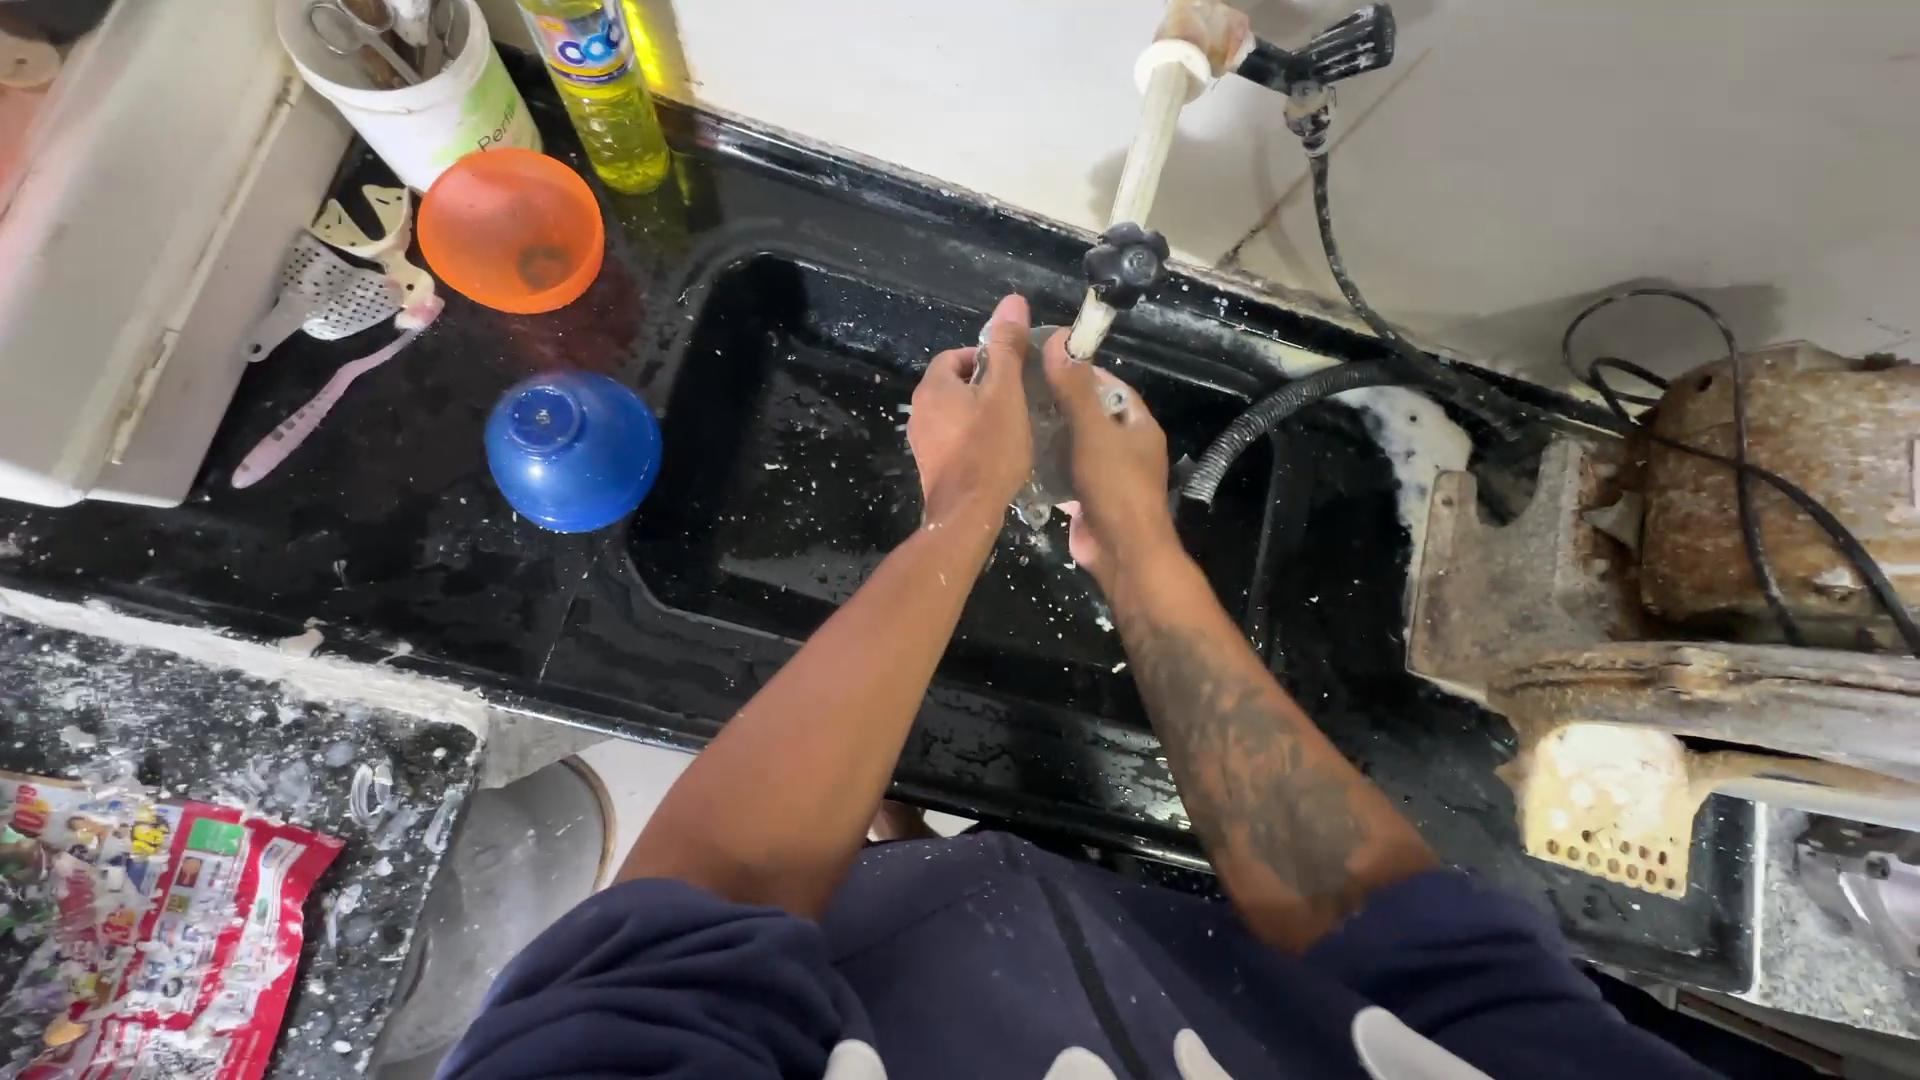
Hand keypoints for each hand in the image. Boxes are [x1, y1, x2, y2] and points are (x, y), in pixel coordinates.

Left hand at [908, 294, 1033, 526]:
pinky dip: (972, 437)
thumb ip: (1007, 348)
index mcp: (933, 387)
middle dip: (984, 387)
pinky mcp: (931, 465)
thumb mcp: (1005, 393)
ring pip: (953, 413)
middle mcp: (919, 410)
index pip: (956, 355)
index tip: (1012, 374)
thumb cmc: (989, 448)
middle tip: (1016, 400)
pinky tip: (994, 451)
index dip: (986, 359)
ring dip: (979, 413)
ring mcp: (922, 441)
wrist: (966, 512)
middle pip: (954, 384)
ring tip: (1010, 425)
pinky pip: (952, 438)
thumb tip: (1012, 302)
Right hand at [1043, 329, 1178, 584]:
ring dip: (1050, 435)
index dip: (1080, 371)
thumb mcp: (1093, 431)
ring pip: (1075, 445)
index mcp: (1137, 425)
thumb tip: (1059, 341)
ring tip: (1014, 418)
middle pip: (1089, 415)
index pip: (1109, 386)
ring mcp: (1108, 475)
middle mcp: (1126, 447)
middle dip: (1058, 403)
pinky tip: (1019, 455)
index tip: (1046, 361)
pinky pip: (1066, 474)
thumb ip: (1075, 389)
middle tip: (1021, 389)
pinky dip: (1046, 466)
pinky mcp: (1089, 499)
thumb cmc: (1115, 487)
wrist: (1122, 553)